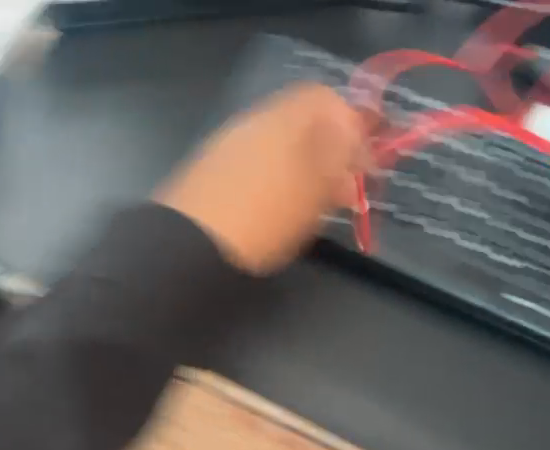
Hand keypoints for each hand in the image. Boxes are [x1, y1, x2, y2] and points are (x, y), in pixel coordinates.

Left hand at [157, 83, 371, 275]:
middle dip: (324, 155)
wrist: (185, 250)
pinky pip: (246, 173)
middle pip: (299, 127)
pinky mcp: (202, 178)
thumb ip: (342, 159)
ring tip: (305, 211)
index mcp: (285, 116)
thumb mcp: (316, 191)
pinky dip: (265, 188)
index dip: (352, 128)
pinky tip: (268, 217)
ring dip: (295, 175)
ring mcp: (222, 150)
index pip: (328, 101)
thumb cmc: (262, 219)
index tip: (364, 163)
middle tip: (339, 193)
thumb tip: (357, 139)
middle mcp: (251, 123)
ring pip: (272, 152)